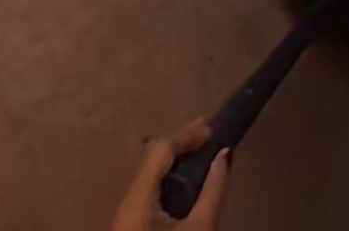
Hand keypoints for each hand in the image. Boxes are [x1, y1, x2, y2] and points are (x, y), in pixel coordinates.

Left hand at [110, 119, 230, 229]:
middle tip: (210, 134)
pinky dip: (169, 176)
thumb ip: (213, 190)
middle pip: (152, 158)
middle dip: (182, 142)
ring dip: (176, 159)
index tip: (213, 128)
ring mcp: (124, 216)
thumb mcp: (200, 230)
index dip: (187, 134)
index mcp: (137, 200)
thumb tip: (224, 153)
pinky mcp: (129, 226)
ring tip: (201, 150)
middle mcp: (126, 203)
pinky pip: (149, 189)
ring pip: (150, 174)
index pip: (160, 150)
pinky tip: (185, 179)